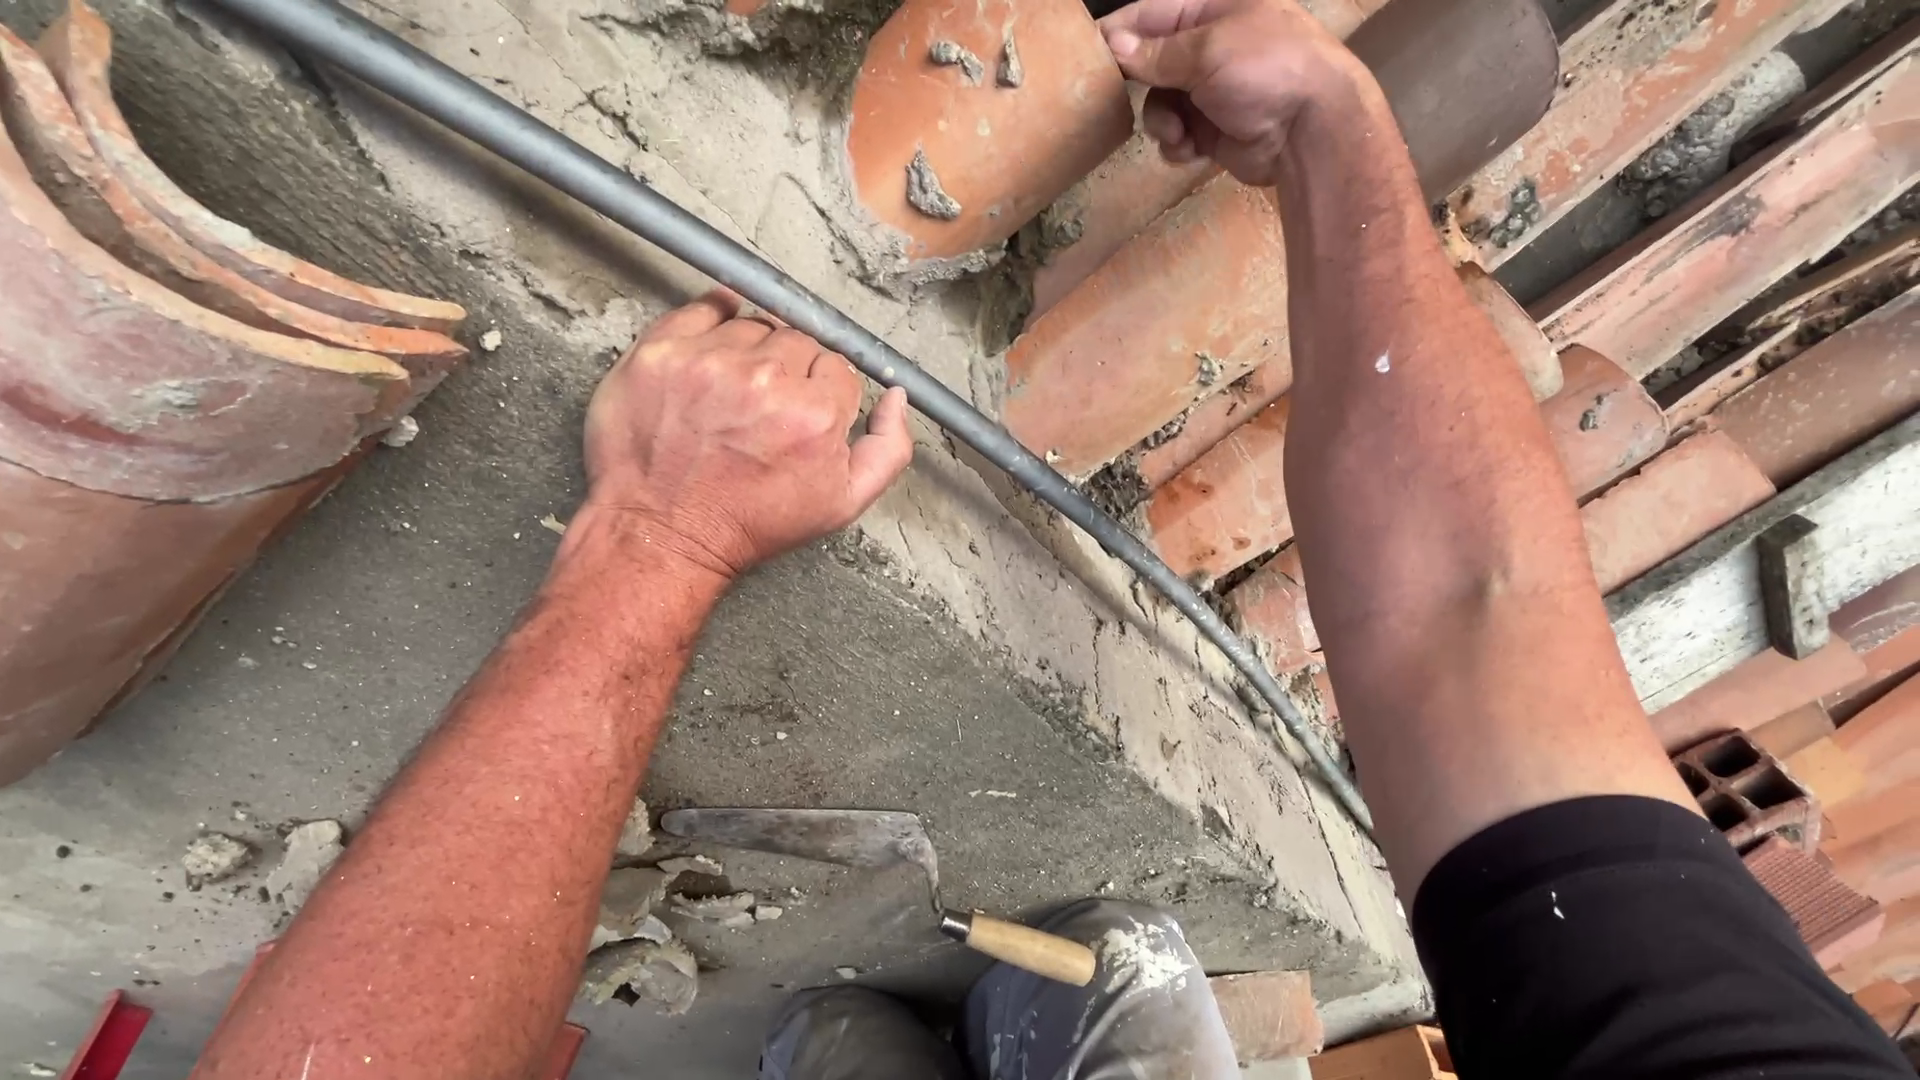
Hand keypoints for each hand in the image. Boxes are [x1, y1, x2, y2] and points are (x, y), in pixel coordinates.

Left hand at [581, 290, 913, 579]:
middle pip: (798, 341)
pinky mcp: (662, 352)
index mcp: (814, 414)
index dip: (823, 391)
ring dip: (752, 351)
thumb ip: (889, 449)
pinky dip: (713, 320)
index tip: (802, 413)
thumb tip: (897, 396)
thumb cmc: (752, 523)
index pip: (837, 367)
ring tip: (735, 394)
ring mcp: (708, 361)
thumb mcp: (843, 504)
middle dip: (791, 370)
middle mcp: (765, 380)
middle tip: (768, 407)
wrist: (668, 535)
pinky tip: (715, 351)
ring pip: (754, 326)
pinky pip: (702, 308)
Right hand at [1101, 0, 1376, 185]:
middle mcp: (1207, 46)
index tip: (1087, 59)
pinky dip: (1177, 145)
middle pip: (1148, 64)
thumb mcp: (1208, 51)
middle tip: (1121, 103)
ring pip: (1158, 105)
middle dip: (1139, 87)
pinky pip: (1176, 136)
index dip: (1117, 35)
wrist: (1310, 131)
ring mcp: (1209, 90)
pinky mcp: (1211, 130)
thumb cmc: (1267, 71)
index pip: (1148, 15)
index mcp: (1211, 8)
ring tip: (1179, 134)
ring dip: (1161, 123)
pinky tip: (1192, 150)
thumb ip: (1157, 52)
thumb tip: (1113, 46)